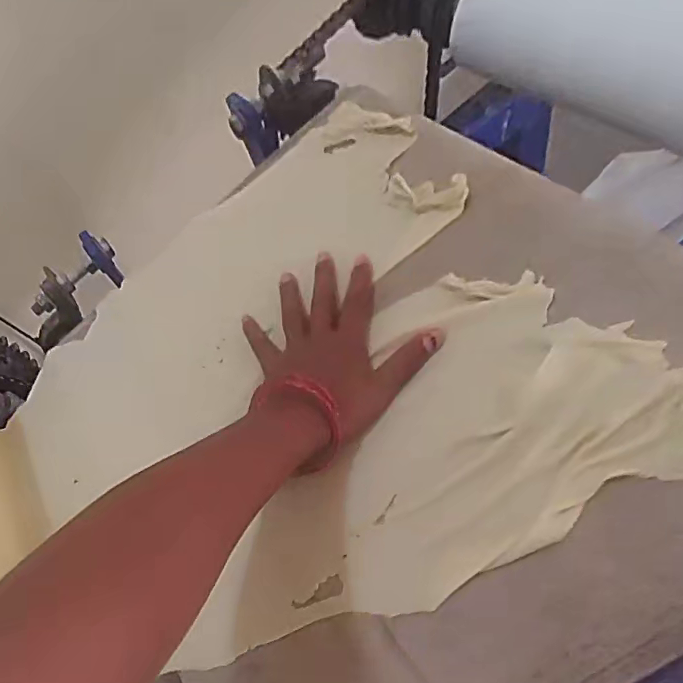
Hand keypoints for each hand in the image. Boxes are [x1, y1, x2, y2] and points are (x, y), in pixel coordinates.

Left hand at [242, 253, 442, 448]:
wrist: (299, 425)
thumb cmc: (343, 410)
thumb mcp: (382, 389)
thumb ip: (406, 361)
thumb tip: (436, 334)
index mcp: (348, 343)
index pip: (358, 306)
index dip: (361, 283)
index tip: (360, 259)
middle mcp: (320, 340)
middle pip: (323, 304)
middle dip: (325, 280)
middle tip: (322, 256)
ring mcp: (294, 351)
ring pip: (292, 318)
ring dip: (290, 297)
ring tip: (287, 277)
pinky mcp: (274, 367)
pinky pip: (263, 347)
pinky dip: (254, 333)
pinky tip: (246, 320)